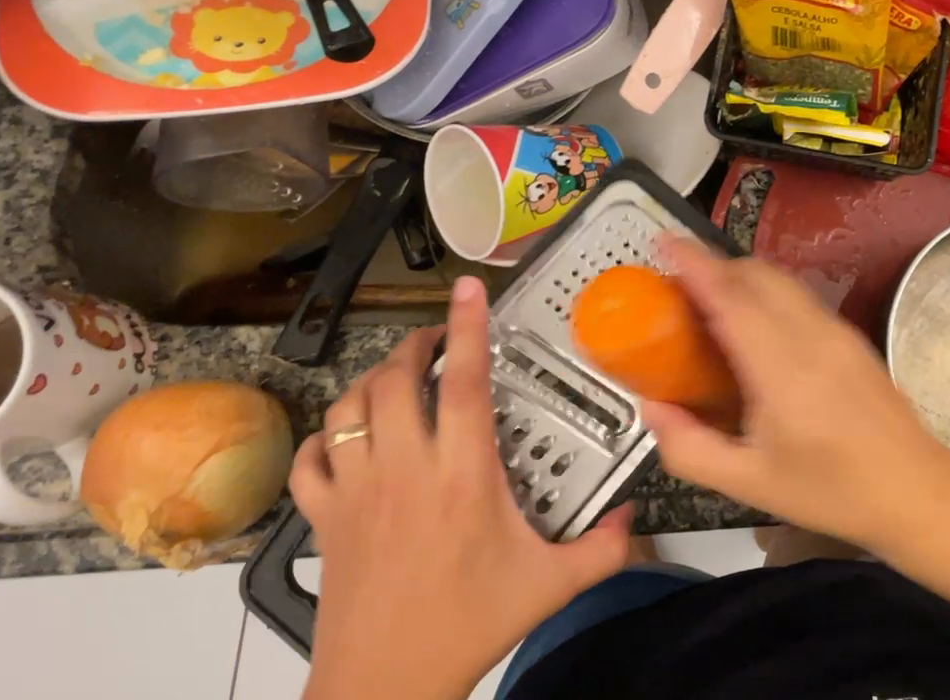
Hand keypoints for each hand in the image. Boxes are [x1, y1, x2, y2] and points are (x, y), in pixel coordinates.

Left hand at [291, 277, 630, 699]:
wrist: (385, 686)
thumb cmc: (471, 625)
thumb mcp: (554, 584)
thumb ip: (606, 546)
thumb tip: (637, 516)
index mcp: (464, 474)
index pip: (462, 381)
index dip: (466, 328)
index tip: (468, 289)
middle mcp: (405, 469)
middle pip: (394, 380)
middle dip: (414, 345)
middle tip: (438, 340)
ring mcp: (355, 491)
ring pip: (349, 409)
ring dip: (372, 381)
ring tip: (398, 377)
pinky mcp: (323, 518)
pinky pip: (312, 459)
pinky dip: (326, 437)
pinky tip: (347, 438)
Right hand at [640, 238, 949, 552]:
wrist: (916, 491)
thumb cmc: (832, 492)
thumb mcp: (749, 484)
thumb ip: (690, 449)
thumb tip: (652, 408)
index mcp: (783, 370)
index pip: (732, 299)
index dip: (696, 265)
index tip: (666, 242)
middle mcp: (812, 336)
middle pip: (757, 274)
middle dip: (715, 267)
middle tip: (679, 289)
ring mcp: (838, 331)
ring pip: (782, 281)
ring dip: (743, 279)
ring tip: (710, 305)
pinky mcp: (852, 336)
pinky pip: (800, 298)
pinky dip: (768, 294)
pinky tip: (755, 329)